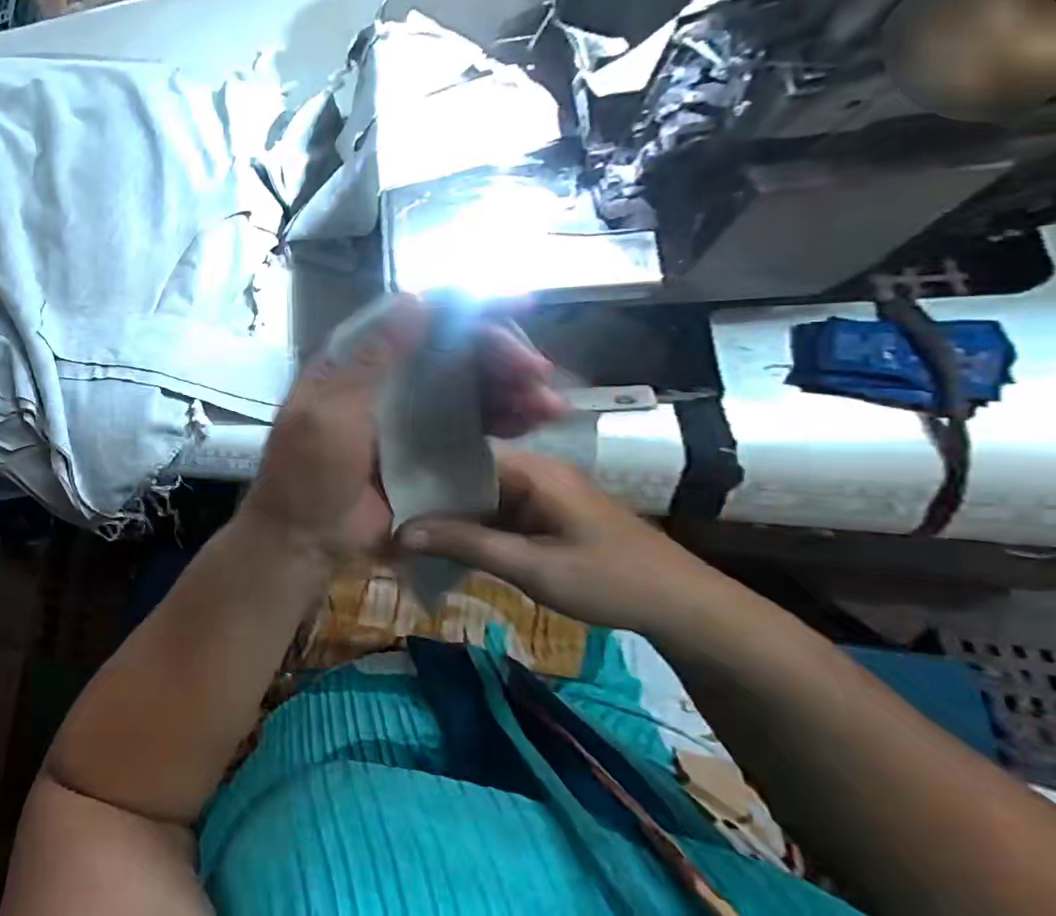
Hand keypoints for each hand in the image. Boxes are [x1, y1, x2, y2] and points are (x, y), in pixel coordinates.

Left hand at [240, 296, 564, 563]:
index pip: (411, 321)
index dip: (461, 310)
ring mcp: (408, 416)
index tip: (516, 304)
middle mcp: (384, 383)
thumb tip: (415, 301)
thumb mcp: (330, 413)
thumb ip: (371, 361)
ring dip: (511, 387)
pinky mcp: (428, 449)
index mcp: (352, 365)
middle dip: (498, 354)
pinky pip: (473, 423)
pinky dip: (506, 418)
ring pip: (468, 385)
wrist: (307, 537)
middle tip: (536, 372)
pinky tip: (537, 420)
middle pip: (448, 352)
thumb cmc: (308, 473)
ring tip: (548, 404)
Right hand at [397, 449, 733, 635]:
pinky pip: (493, 514)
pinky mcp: (544, 516)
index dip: (418, 473)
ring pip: (476, 497)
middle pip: (464, 477)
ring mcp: (539, 494)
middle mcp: (533, 472)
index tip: (379, 491)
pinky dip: (467, 528)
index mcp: (532, 470)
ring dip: (445, 516)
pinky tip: (439, 544)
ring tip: (399, 531)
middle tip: (381, 516)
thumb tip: (398, 532)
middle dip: (426, 499)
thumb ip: (465, 544)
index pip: (459, 457)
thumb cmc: (612, 582)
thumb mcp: (532, 567)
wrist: (689, 611)